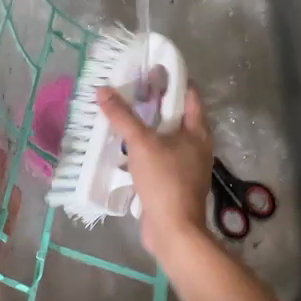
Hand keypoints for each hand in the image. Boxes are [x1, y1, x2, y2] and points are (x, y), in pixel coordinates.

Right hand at [97, 84, 213, 260]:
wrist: (174, 230)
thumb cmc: (164, 180)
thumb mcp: (141, 143)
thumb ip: (122, 117)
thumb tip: (103, 90)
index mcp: (198, 131)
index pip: (189, 94)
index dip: (172, 79)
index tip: (149, 70)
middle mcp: (197, 145)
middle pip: (177, 116)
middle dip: (155, 104)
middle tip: (130, 92)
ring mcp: (187, 165)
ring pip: (166, 138)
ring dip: (148, 128)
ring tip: (124, 117)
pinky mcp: (174, 182)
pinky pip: (159, 158)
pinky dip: (145, 150)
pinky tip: (126, 149)